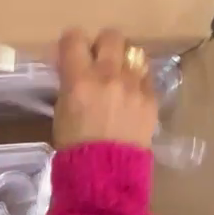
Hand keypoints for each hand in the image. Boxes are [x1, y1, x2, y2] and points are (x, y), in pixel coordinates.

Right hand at [52, 28, 158, 150]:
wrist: (105, 178)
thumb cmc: (74, 151)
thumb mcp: (62, 113)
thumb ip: (69, 86)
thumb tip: (72, 71)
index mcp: (79, 80)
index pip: (74, 38)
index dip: (72, 43)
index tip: (71, 53)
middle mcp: (109, 75)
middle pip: (111, 36)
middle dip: (103, 45)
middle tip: (98, 61)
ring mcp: (134, 86)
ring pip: (133, 52)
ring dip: (124, 60)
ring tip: (119, 77)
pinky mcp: (151, 99)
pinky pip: (146, 76)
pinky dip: (138, 81)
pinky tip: (131, 96)